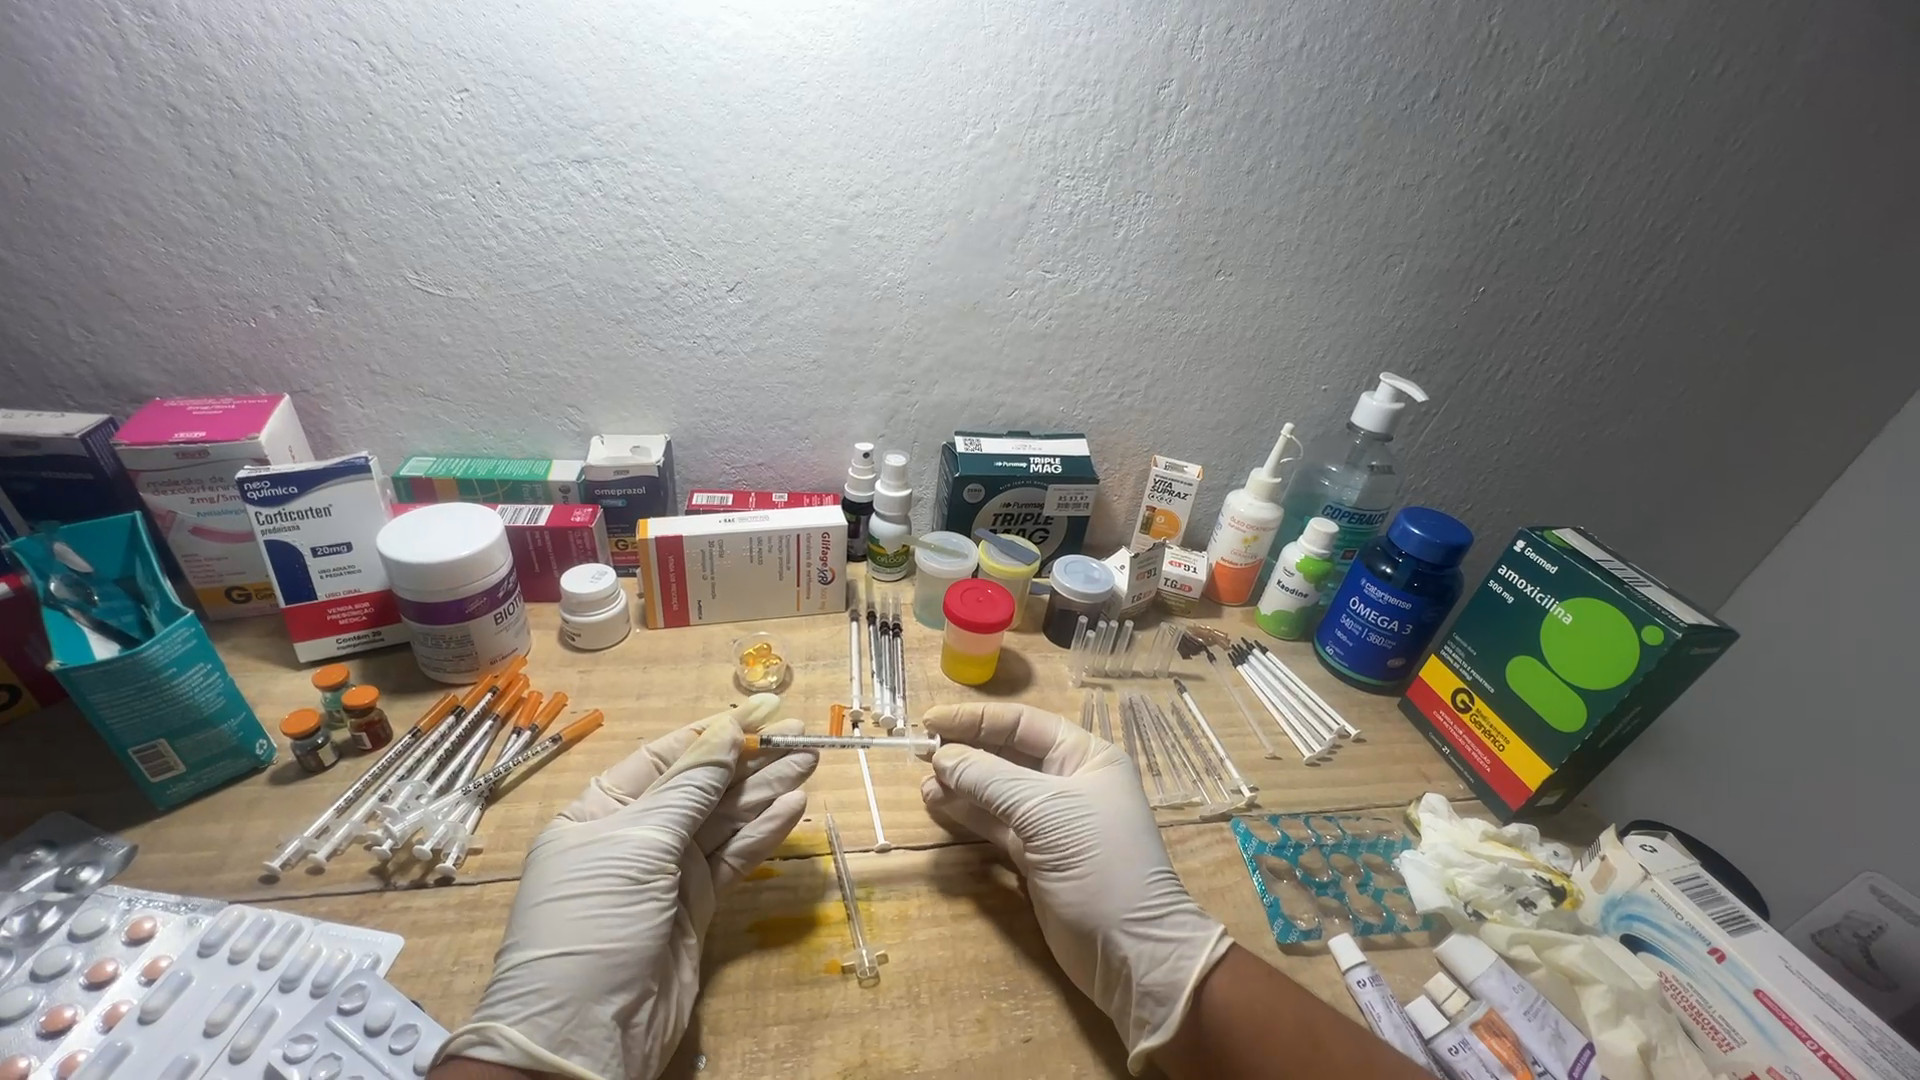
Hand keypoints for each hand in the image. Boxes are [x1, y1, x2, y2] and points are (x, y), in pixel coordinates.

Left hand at [436, 694, 817, 1079]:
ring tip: (809, 760)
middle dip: (751, 759)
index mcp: (602, 809)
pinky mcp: (697, 903)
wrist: (583, 1037)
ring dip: (766, 790)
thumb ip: (690, 786)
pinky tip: (794, 808)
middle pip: (704, 785)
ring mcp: (668, 871)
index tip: (765, 708)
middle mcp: (636, 834)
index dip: (717, 730)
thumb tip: (729, 730)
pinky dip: (764, 833)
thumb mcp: (638, 842)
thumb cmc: (594, 923)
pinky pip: (734, 856)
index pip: (667, 755)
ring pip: (725, 819)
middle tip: (803, 733)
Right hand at [919, 703, 1229, 1073]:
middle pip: (1008, 754)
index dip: (976, 719)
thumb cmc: (1099, 863)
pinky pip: (996, 823)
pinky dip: (968, 813)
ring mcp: (1052, 820)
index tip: (932, 719)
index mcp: (1085, 756)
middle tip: (921, 750)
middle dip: (967, 750)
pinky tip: (939, 804)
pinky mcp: (1036, 855)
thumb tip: (943, 757)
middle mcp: (1069, 781)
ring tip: (924, 781)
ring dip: (962, 783)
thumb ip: (990, 779)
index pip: (1022, 723)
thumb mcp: (1045, 811)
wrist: (1132, 952)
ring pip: (997, 790)